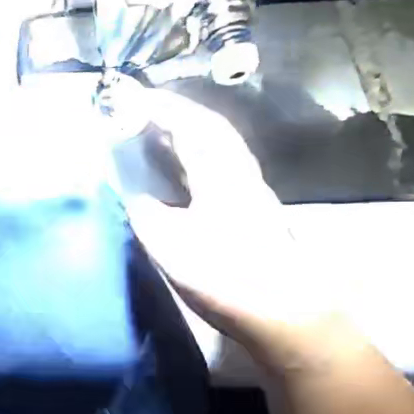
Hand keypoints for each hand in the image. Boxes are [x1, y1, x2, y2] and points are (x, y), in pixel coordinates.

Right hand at [116, 87, 343, 368]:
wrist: (284, 316)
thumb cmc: (225, 275)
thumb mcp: (169, 244)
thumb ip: (143, 211)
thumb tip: (129, 191)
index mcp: (220, 171)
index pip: (188, 123)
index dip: (158, 107)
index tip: (129, 97)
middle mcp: (240, 173)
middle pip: (209, 130)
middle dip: (175, 115)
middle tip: (141, 112)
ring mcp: (251, 194)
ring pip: (217, 150)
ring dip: (188, 137)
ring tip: (157, 137)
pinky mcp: (253, 215)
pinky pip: (219, 171)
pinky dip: (195, 161)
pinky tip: (182, 177)